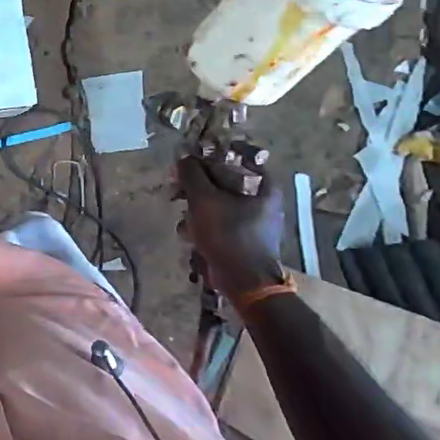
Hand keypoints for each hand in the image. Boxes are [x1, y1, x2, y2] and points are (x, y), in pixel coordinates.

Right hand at [175, 154, 287, 304]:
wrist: (245, 283)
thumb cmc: (228, 235)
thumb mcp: (204, 199)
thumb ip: (192, 174)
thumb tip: (183, 159)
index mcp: (263, 183)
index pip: (232, 156)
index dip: (206, 157)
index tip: (186, 165)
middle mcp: (262, 197)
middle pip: (223, 179)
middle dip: (196, 187)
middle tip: (176, 191)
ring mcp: (254, 218)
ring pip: (217, 201)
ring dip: (196, 208)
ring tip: (184, 220)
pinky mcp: (243, 236)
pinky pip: (220, 220)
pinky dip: (204, 225)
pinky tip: (191, 235)